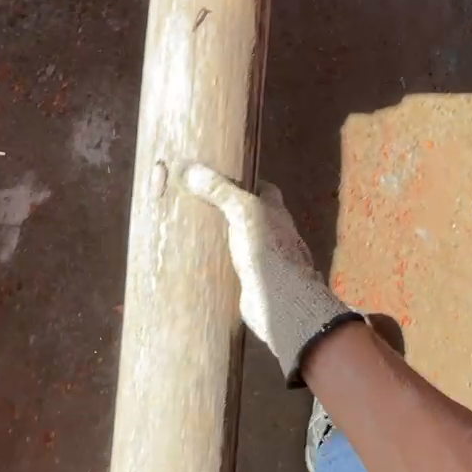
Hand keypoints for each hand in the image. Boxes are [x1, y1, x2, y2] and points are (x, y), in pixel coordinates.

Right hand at [183, 163, 355, 383]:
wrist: (281, 303)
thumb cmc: (267, 251)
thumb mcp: (243, 212)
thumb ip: (220, 191)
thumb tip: (190, 168)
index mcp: (277, 214)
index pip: (267, 190)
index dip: (248, 182)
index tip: (223, 178)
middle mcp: (277, 235)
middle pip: (256, 216)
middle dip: (234, 211)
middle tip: (203, 204)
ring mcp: (268, 261)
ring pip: (247, 243)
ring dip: (229, 239)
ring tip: (198, 231)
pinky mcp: (256, 284)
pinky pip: (238, 268)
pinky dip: (225, 264)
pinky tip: (205, 263)